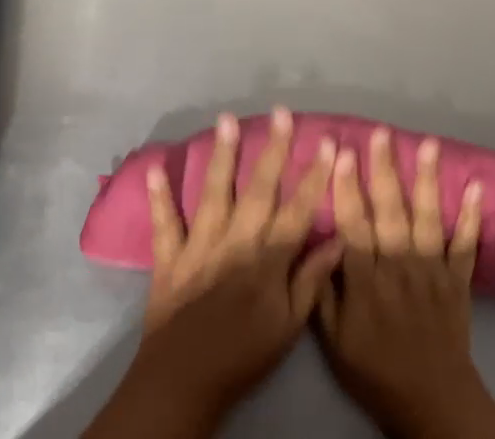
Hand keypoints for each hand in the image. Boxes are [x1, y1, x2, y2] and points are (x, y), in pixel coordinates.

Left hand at [87, 108, 340, 438]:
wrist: (183, 382)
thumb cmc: (244, 354)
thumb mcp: (290, 325)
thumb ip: (312, 279)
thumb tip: (339, 239)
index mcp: (269, 259)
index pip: (298, 209)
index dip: (315, 174)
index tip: (328, 141)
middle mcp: (236, 243)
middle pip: (258, 190)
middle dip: (273, 149)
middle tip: (280, 112)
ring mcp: (199, 247)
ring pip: (213, 195)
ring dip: (220, 156)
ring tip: (225, 119)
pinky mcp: (169, 259)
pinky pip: (164, 224)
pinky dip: (159, 197)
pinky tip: (155, 168)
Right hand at [315, 129, 494, 438]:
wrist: (429, 397)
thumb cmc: (374, 368)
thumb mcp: (334, 340)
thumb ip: (325, 291)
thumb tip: (320, 244)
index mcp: (366, 279)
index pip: (354, 224)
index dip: (347, 187)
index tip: (341, 152)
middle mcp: (400, 265)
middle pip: (390, 210)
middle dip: (384, 169)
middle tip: (380, 132)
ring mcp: (433, 269)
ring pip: (428, 217)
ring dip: (427, 179)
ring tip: (427, 143)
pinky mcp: (459, 278)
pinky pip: (465, 243)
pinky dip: (471, 215)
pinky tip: (475, 186)